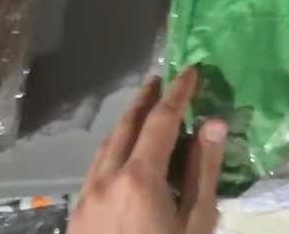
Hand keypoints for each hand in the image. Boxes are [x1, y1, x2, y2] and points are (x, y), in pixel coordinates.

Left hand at [69, 67, 226, 233]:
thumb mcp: (196, 225)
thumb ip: (203, 171)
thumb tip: (213, 122)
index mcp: (139, 178)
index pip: (162, 120)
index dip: (178, 93)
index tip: (191, 71)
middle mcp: (106, 180)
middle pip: (126, 126)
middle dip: (146, 100)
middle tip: (162, 81)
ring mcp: (85, 201)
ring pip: (105, 148)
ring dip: (126, 123)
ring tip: (144, 111)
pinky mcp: (76, 221)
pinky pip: (95, 170)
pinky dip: (112, 150)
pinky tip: (122, 156)